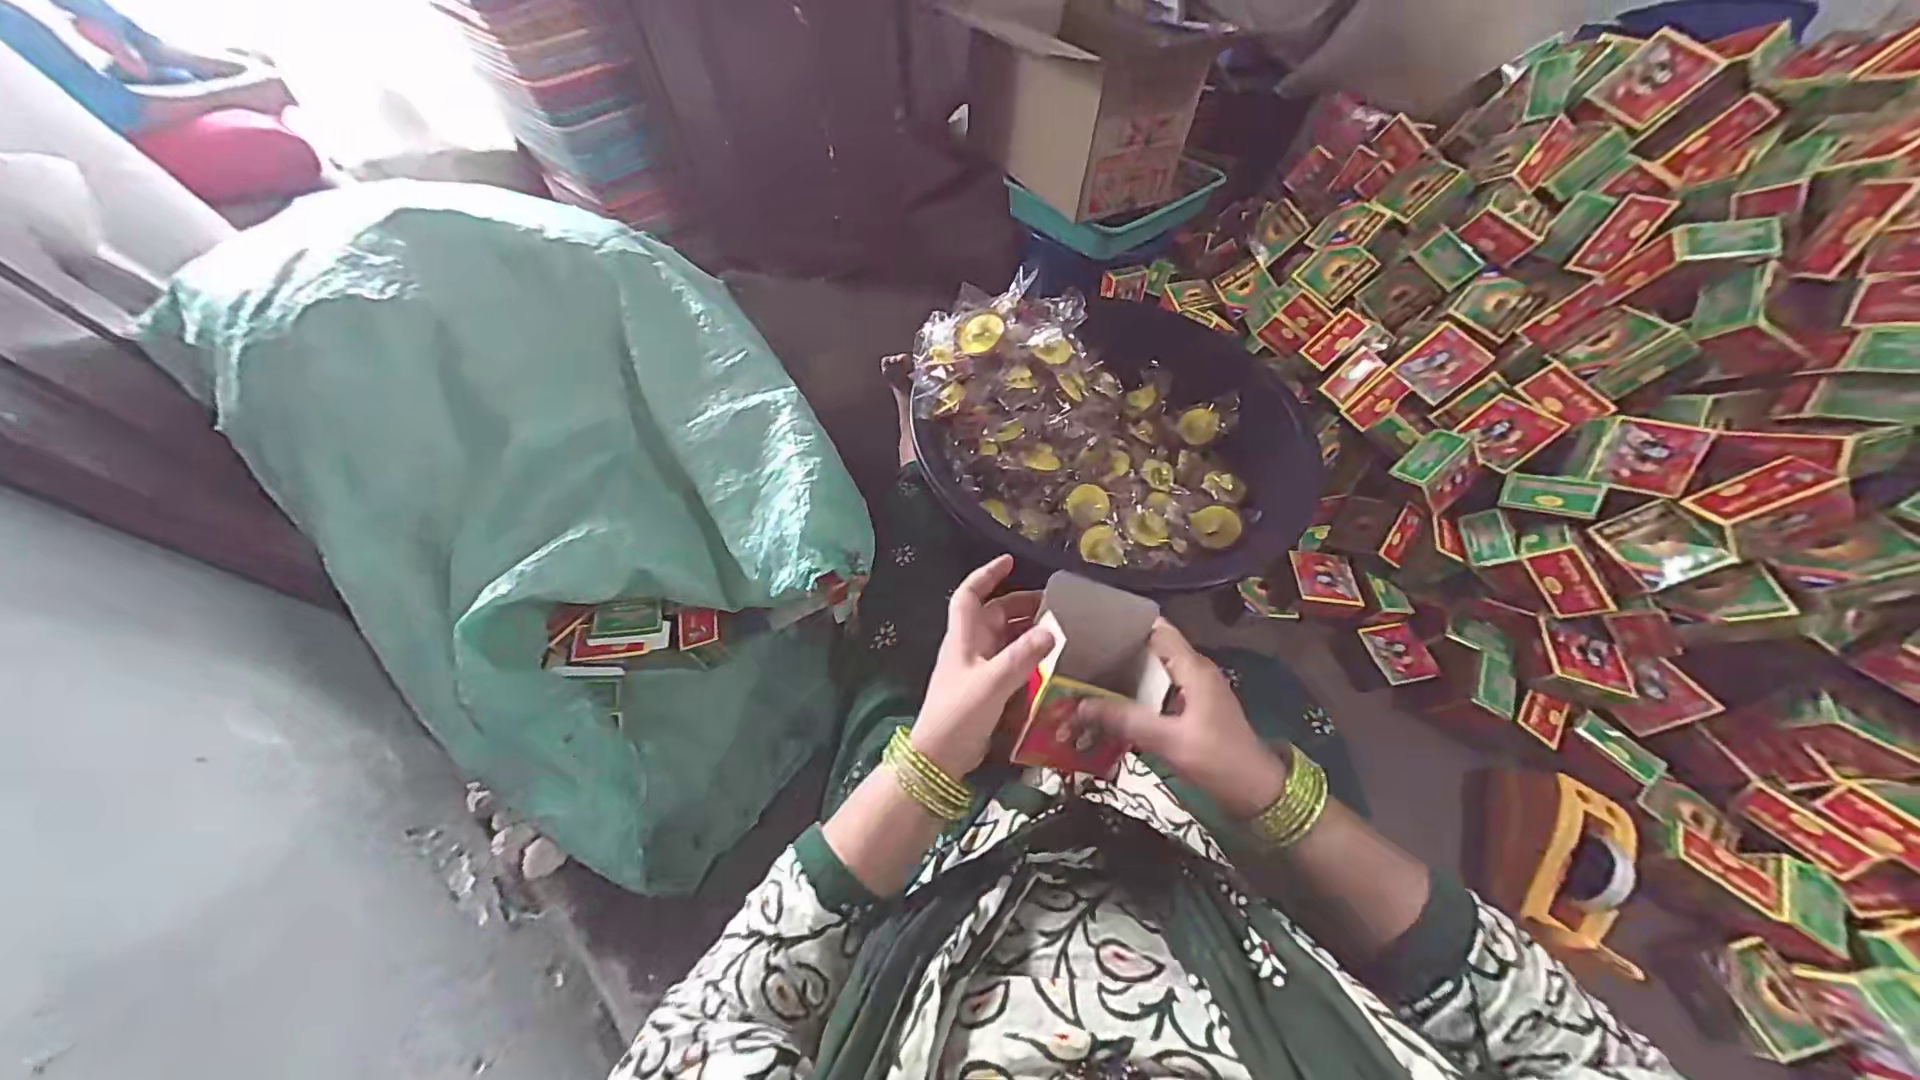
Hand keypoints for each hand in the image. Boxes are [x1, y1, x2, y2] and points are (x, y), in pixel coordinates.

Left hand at [910, 555, 1053, 777]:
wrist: (939, 757)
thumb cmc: (958, 714)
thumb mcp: (991, 683)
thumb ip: (1021, 658)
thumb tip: (1051, 631)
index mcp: (963, 637)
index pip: (970, 594)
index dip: (987, 574)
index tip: (1010, 561)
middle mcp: (969, 647)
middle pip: (995, 614)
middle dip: (1021, 604)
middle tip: (1054, 604)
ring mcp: (977, 668)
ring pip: (1004, 638)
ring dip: (1027, 630)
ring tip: (1058, 629)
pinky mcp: (986, 688)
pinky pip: (1010, 661)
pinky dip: (1028, 655)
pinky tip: (1049, 661)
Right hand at [1076, 619, 1289, 818]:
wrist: (1258, 794)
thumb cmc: (1220, 761)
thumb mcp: (1170, 741)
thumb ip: (1126, 720)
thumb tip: (1080, 706)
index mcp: (1192, 668)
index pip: (1156, 628)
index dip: (1124, 623)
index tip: (1091, 628)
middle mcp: (1193, 671)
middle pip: (1150, 648)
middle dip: (1116, 651)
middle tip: (1080, 657)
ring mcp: (1193, 690)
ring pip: (1151, 670)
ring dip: (1123, 674)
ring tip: (1086, 678)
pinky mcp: (1191, 708)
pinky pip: (1156, 690)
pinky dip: (1134, 693)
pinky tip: (1111, 705)